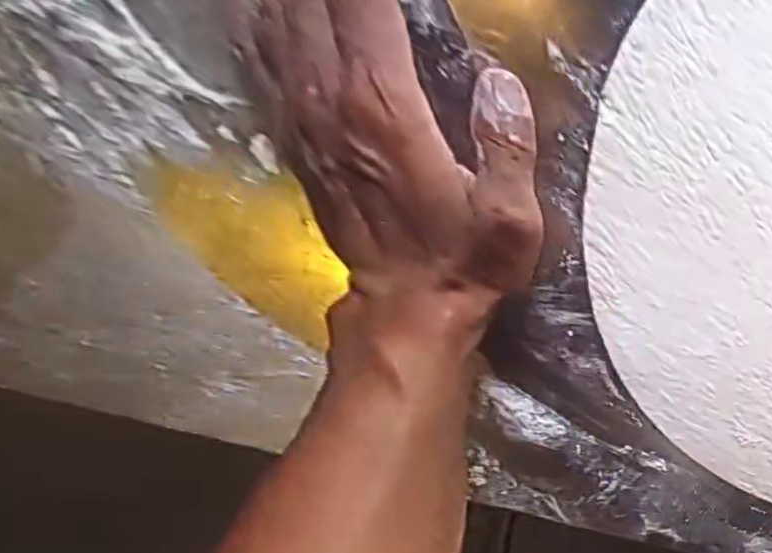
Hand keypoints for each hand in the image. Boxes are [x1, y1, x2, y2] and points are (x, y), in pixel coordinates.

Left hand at [235, 0, 542, 387]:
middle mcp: (328, 92)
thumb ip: (508, 148)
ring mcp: (299, 107)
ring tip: (344, 7)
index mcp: (385, 106)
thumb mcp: (512, 220)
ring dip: (305, 0)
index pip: (365, 3)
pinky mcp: (290, 126)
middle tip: (384, 3)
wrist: (408, 302)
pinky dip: (273, 17)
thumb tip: (501, 82)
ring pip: (275, 10)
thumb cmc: (466, 262)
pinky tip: (295, 16)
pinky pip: (260, 44)